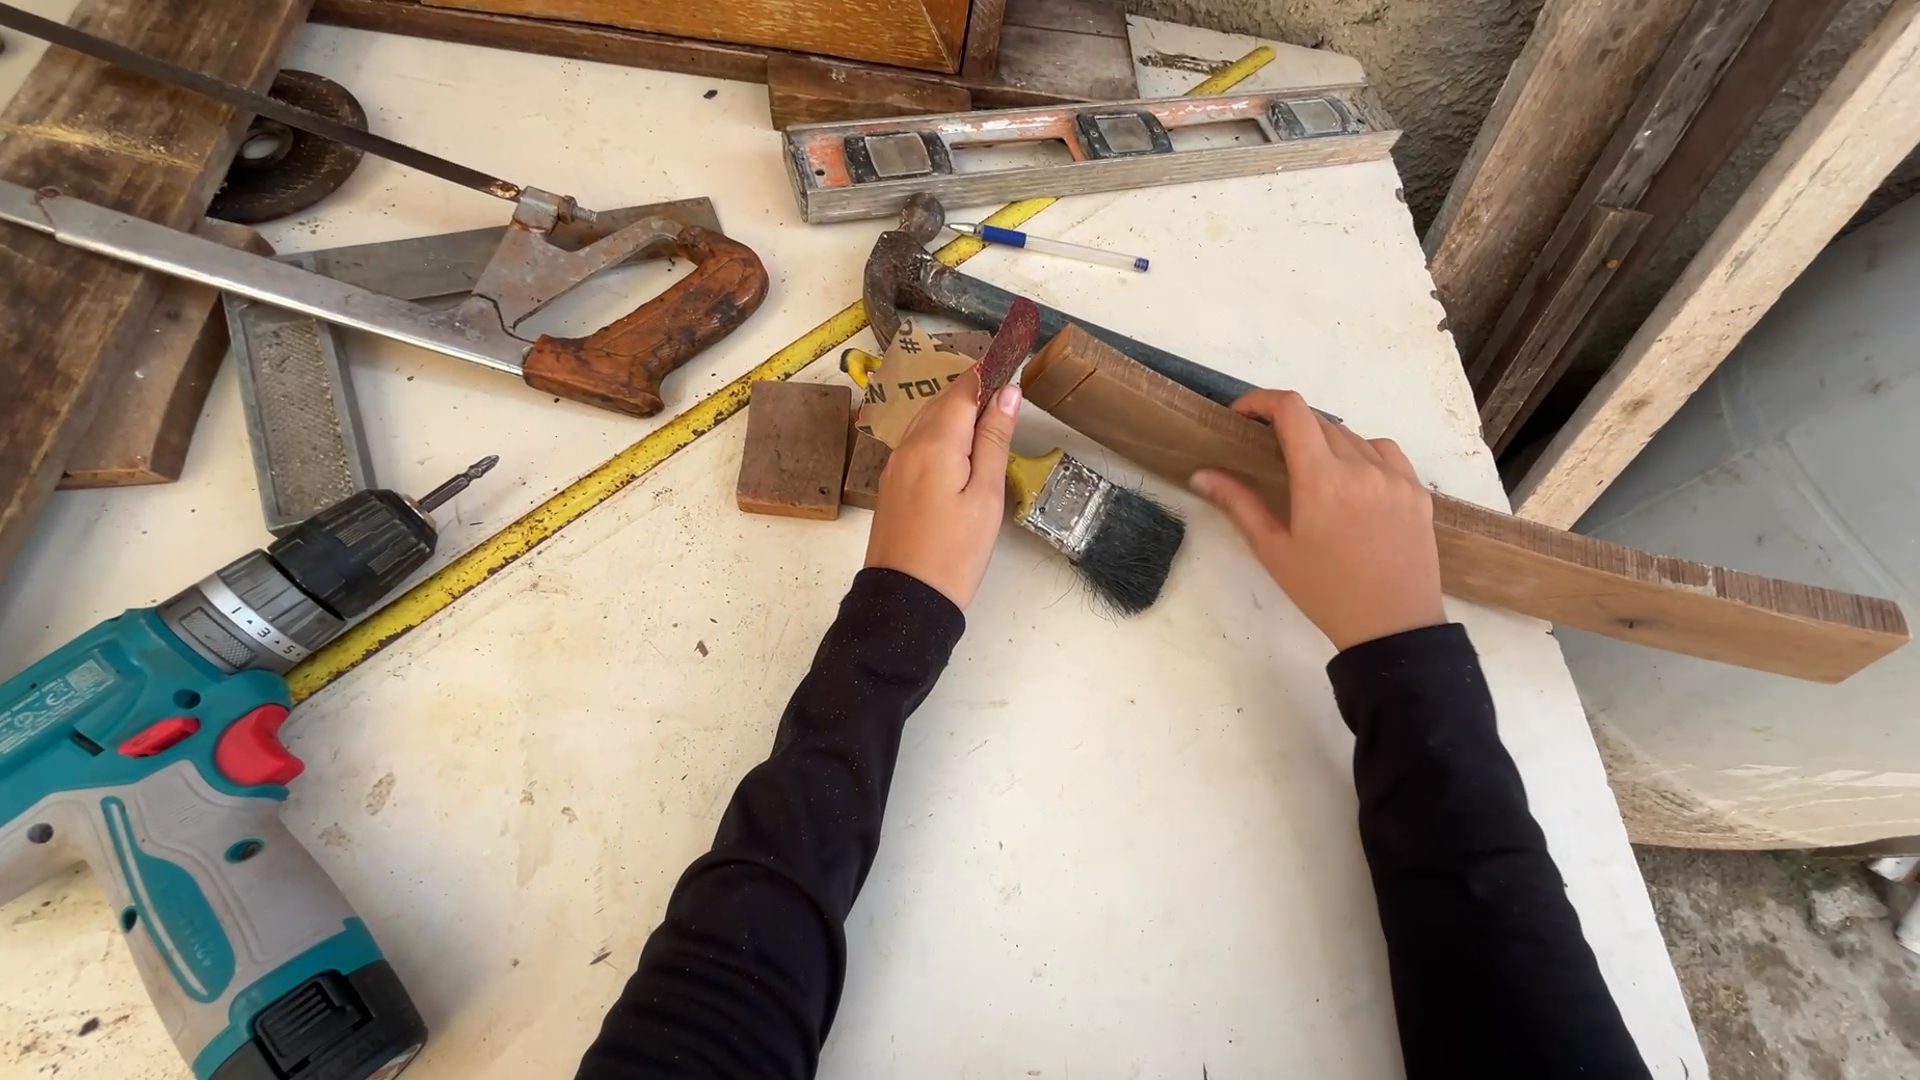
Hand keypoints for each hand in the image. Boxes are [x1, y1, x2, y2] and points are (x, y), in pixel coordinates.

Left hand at [865, 370, 1021, 609]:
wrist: (905, 599)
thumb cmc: (955, 552)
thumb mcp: (985, 495)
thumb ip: (994, 440)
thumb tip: (1007, 392)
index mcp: (935, 443)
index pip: (963, 390)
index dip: (987, 372)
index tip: (1012, 358)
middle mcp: (908, 446)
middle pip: (942, 402)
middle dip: (973, 390)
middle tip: (1006, 387)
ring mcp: (895, 466)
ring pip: (927, 421)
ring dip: (956, 412)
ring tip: (988, 417)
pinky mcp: (891, 485)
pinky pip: (917, 444)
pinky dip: (940, 434)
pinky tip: (959, 449)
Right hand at [1190, 390, 1443, 650]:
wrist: (1392, 626)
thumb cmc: (1323, 591)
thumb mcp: (1272, 549)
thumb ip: (1238, 503)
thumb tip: (1201, 474)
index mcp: (1321, 478)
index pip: (1292, 410)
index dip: (1261, 400)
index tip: (1242, 414)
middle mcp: (1362, 466)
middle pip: (1319, 421)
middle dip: (1287, 426)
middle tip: (1266, 451)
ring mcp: (1396, 476)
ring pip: (1352, 436)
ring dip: (1323, 440)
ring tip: (1307, 470)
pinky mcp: (1417, 490)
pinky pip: (1385, 452)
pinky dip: (1360, 452)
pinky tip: (1350, 478)